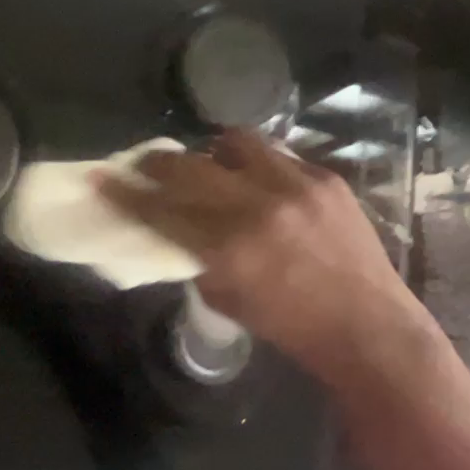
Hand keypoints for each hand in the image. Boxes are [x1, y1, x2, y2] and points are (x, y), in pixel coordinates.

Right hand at [96, 128, 432, 375]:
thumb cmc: (289, 326)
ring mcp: (297, 187)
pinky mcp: (326, 178)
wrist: (368, 328)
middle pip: (189, 167)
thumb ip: (194, 258)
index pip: (160, 211)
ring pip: (235, 142)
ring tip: (210, 164)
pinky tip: (258, 183)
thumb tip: (170, 228)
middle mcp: (258, 208)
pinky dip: (257, 166)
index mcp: (228, 249)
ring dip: (212, 152)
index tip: (101, 178)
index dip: (124, 194)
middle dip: (157, 164)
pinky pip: (278, 155)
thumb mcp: (225, 298)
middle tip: (144, 164)